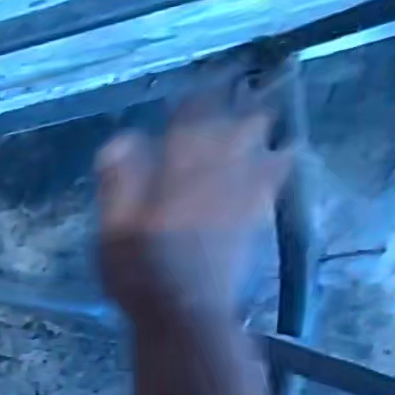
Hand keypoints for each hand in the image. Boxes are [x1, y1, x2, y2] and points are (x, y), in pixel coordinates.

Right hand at [95, 68, 292, 329]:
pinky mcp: (254, 223)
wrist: (184, 312)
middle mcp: (219, 180)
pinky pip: (273, 182)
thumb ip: (119, 183)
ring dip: (262, 133)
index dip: (195, 101)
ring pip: (262, 153)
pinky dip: (276, 164)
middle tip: (239, 91)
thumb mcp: (113, 229)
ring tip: (266, 116)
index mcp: (181, 178)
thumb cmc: (139, 272)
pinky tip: (281, 159)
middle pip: (237, 133)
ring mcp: (242, 201)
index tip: (198, 81)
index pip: (191, 126)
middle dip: (237, 110)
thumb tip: (121, 140)